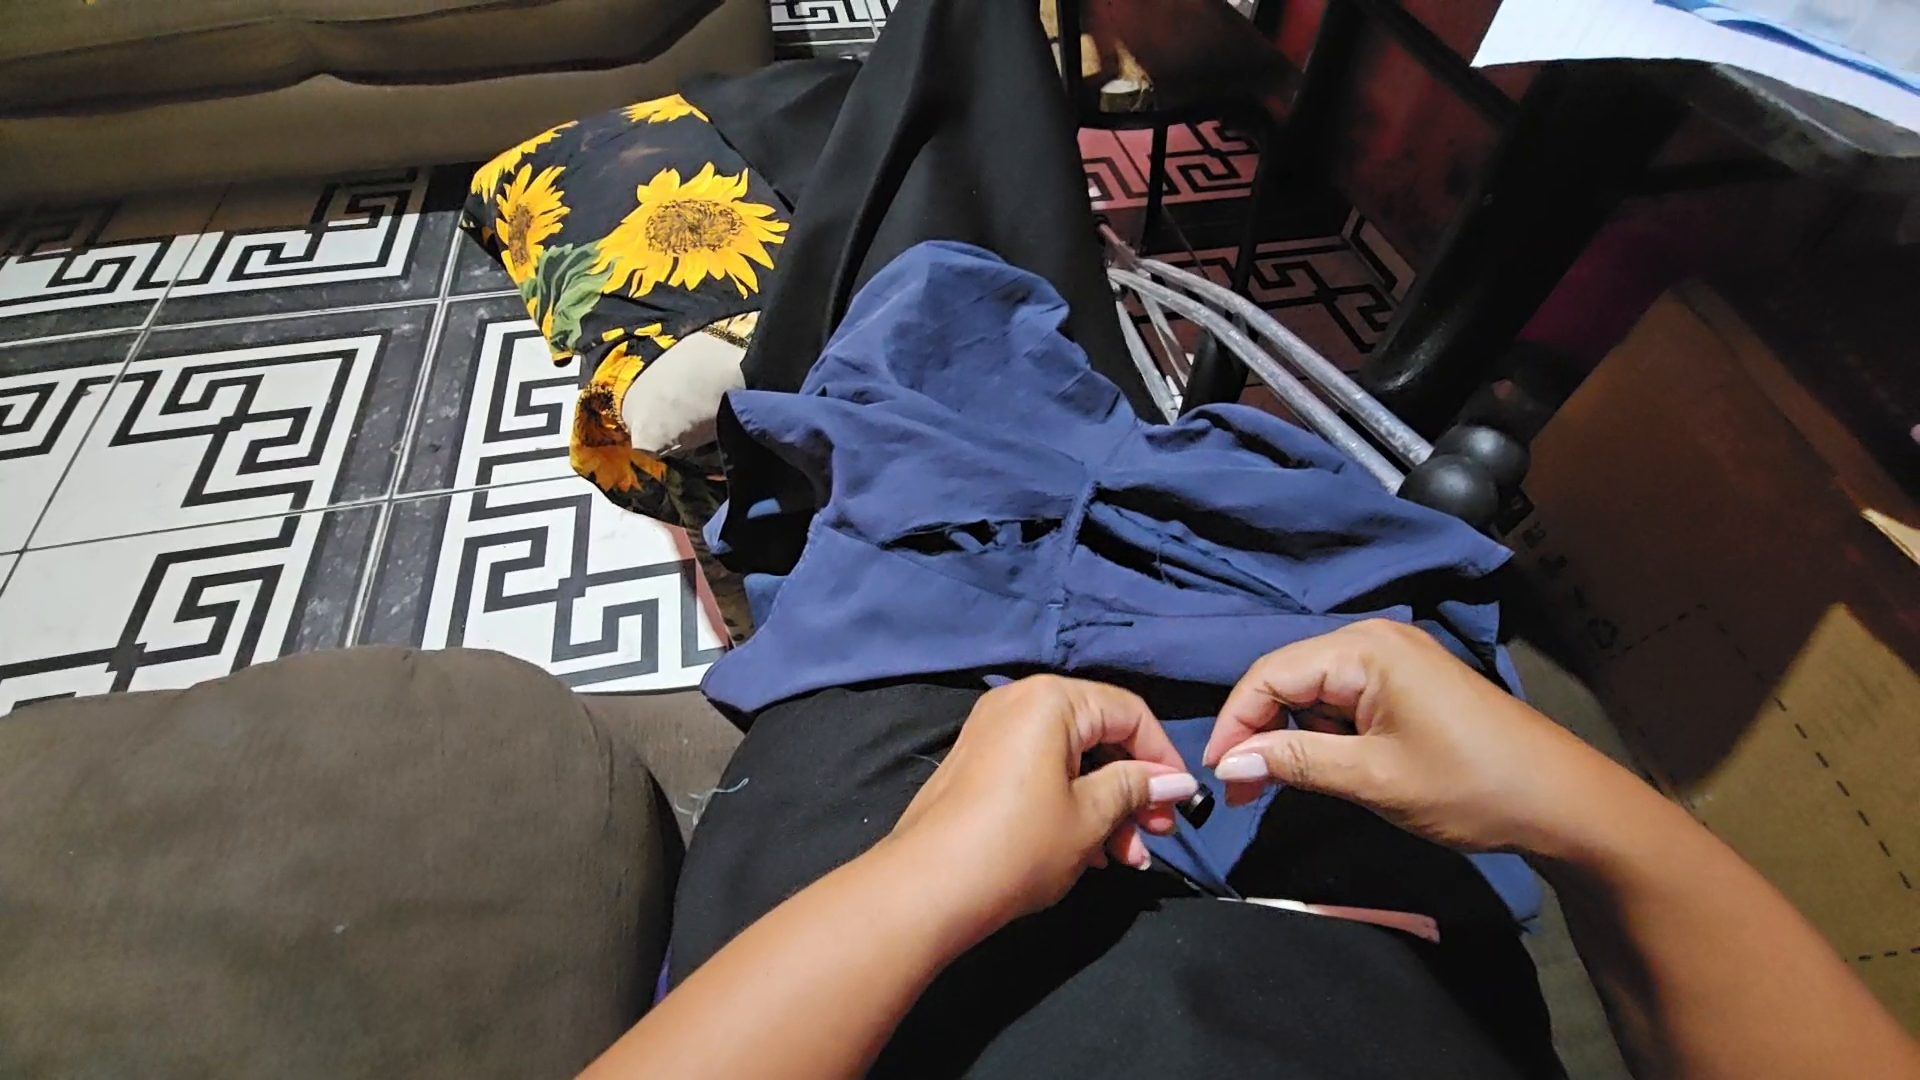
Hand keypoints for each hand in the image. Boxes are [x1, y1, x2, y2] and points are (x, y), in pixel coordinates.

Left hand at [886, 675, 1197, 927]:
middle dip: (1133, 788)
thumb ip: (1136, 788)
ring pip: (1071, 759)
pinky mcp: (981, 763)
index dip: (1163, 756)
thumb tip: (1177, 783)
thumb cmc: (1019, 843)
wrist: (927, 887)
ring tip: (1125, 859)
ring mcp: (994, 732)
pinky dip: (1070, 803)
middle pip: (1098, 735)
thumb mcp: (1090, 816)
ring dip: (1105, 805)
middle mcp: (1019, 702)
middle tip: (1156, 836)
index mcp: (1049, 699)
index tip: (1183, 804)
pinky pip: (1041, 771)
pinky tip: (1089, 852)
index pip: (1127, 711)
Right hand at [1201, 619, 1641, 857]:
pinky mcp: (1401, 684)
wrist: (1574, 809)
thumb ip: (1295, 762)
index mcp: (1363, 649)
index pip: (1270, 675)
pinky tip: (1313, 764)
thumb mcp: (1374, 778)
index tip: (1216, 772)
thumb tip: (1228, 764)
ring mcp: (1389, 660)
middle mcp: (1370, 641)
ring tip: (1269, 782)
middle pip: (1285, 679)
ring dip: (1286, 735)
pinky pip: (1338, 701)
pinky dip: (1317, 734)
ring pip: (1308, 692)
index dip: (1234, 722)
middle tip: (1239, 786)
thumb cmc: (1473, 786)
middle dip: (1256, 731)